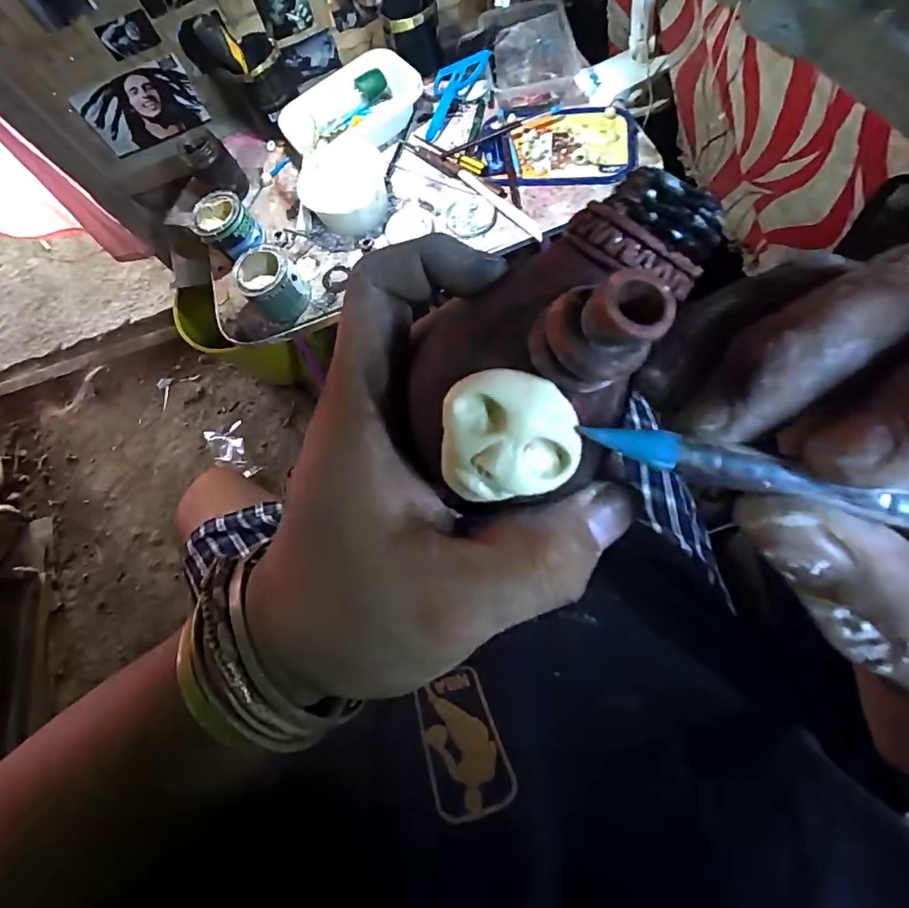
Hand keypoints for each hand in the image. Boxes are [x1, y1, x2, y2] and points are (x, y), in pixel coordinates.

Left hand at [248, 236, 632, 701]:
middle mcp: (367, 404)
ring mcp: (381, 432)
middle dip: (499, 313)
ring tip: (580, 389)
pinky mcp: (396, 462)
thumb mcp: (459, 603)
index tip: (504, 285)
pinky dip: (496, 411)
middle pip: (426, 318)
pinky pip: (449, 411)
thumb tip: (614, 503)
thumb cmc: (354, 619)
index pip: (375, 288)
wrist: (294, 650)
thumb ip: (546, 556)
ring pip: (443, 365)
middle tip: (578, 340)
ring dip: (504, 364)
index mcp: (361, 410)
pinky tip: (544, 447)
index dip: (435, 257)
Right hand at [643, 244, 908, 745]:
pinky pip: (770, 295)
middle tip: (719, 444)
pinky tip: (669, 390)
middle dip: (808, 363)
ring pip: (836, 279)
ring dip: (746, 353)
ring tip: (689, 429)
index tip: (833, 465)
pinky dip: (707, 335)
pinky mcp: (846, 317)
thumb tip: (770, 516)